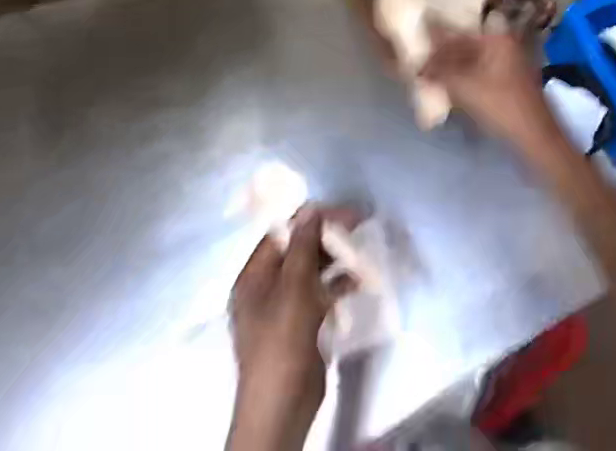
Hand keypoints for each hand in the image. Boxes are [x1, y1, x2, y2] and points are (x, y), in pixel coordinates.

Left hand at [226, 206, 357, 450]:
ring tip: (362, 250)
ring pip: (311, 270)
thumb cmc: (282, 344)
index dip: (310, 219)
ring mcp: (283, 308)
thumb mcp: (293, 290)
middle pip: (297, 250)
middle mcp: (264, 289)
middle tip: (359, 225)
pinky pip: (319, 293)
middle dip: (327, 237)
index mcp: (253, 278)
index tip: (343, 211)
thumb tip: (311, 208)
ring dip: (335, 259)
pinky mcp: (301, 324)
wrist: (281, 407)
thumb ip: (302, 248)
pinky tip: (359, 280)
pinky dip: (338, 283)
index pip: (281, 234)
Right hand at [421, 27, 563, 158]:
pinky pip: (481, 74)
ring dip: (452, 70)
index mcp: (497, 40)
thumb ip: (439, 72)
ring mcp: (510, 65)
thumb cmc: (501, 107)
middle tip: (417, 66)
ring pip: (473, 62)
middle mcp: (506, 47)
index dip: (435, 40)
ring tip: (427, 77)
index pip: (459, 34)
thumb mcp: (465, 88)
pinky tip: (448, 88)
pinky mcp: (511, 83)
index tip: (415, 42)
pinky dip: (464, 80)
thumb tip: (417, 64)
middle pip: (466, 47)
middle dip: (442, 57)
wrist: (536, 137)